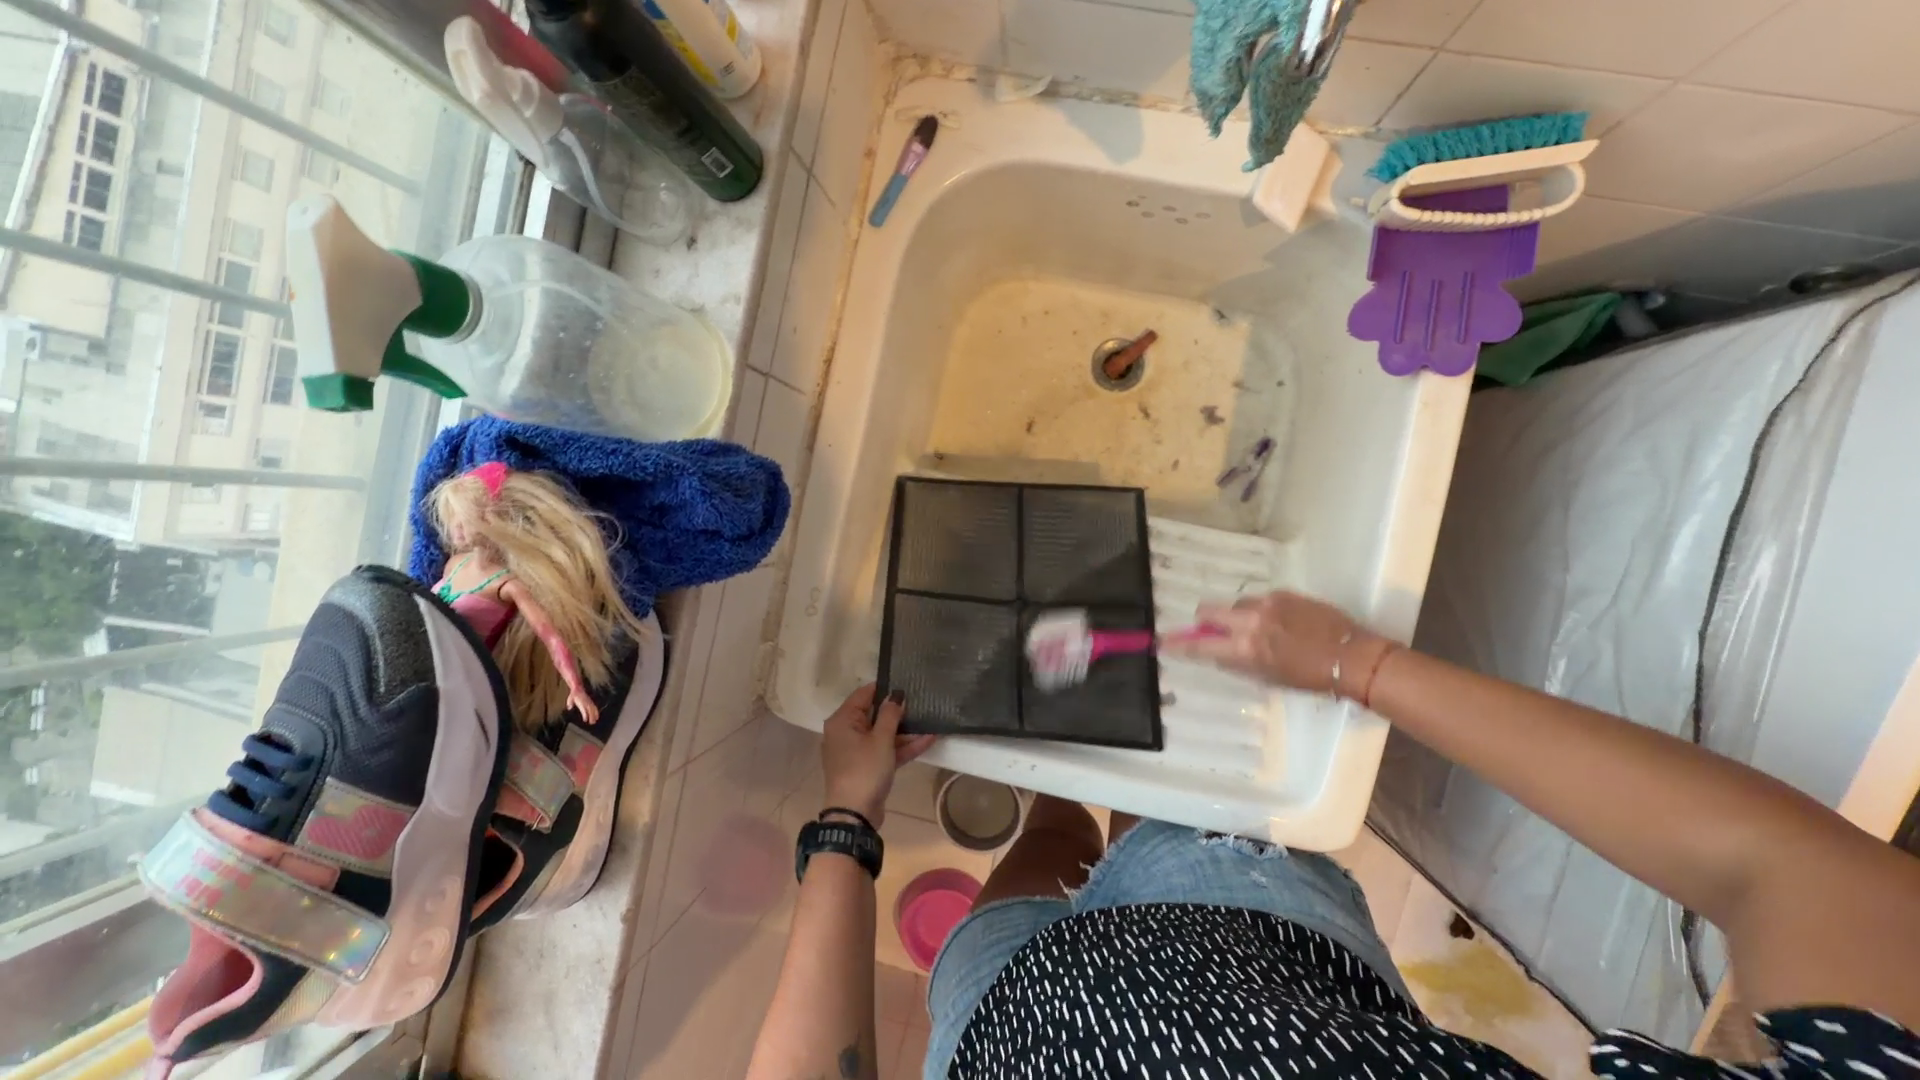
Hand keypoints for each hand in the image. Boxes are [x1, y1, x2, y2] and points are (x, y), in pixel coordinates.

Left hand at [568, 687, 598, 725]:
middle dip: (592, 716)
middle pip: (590, 710)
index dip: (585, 715)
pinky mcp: (591, 702)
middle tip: (592, 722)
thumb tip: (569, 707)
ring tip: (596, 720)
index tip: (585, 720)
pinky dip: (596, 712)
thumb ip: (570, 703)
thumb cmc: (573, 695)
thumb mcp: (570, 699)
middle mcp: (587, 702)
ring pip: (593, 709)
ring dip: (595, 715)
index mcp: (581, 702)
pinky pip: (595, 707)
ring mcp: (589, 702)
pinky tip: (597, 715)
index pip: (584, 709)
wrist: (578, 688)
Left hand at [821, 684, 935, 825]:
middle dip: (898, 711)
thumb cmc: (865, 769)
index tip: (906, 682)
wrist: (855, 814)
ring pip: (882, 734)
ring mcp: (857, 751)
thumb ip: (890, 714)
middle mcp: (846, 732)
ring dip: (905, 731)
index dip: (884, 688)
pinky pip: (885, 751)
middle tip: (922, 699)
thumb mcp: (881, 739)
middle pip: (873, 714)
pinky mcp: (867, 767)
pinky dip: (902, 747)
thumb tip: (896, 694)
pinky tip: (928, 740)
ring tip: (931, 720)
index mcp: (842, 721)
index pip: (863, 695)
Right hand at [1169, 591, 1395, 698]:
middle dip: (1205, 620)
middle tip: (1211, 630)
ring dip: (1236, 616)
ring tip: (1258, 631)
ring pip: (1236, 604)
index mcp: (1246, 647)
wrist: (1354, 657)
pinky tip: (1279, 624)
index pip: (1201, 644)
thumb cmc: (1312, 677)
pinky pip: (1260, 600)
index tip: (1163, 641)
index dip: (1180, 644)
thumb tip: (1218, 652)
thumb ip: (1239, 661)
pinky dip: (1260, 611)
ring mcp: (1268, 603)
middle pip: (1209, 610)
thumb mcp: (1269, 677)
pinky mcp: (1285, 593)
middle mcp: (1252, 620)